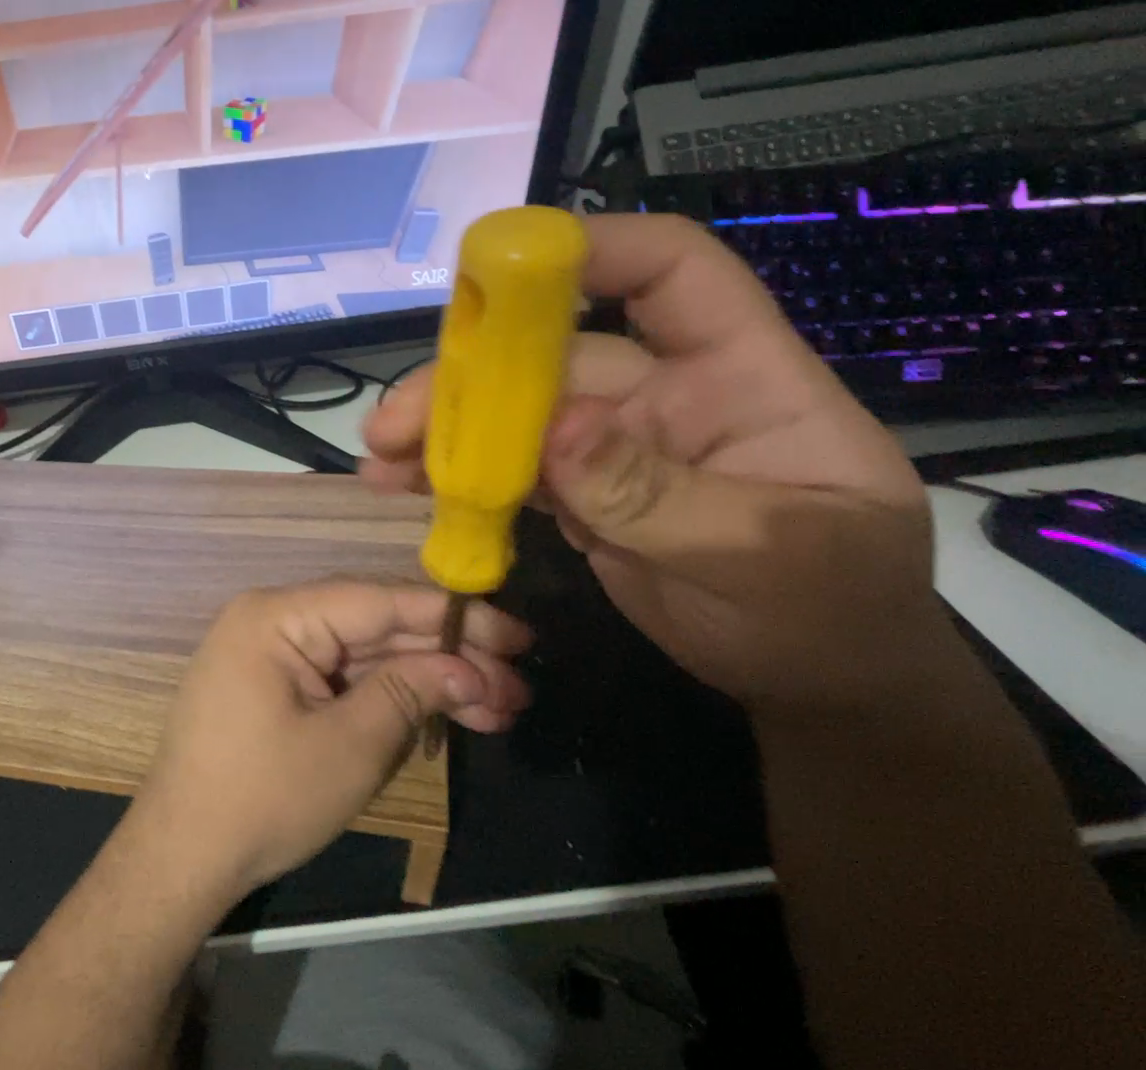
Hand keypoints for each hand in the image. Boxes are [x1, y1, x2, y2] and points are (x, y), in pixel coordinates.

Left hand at [122, 580, 531, 900]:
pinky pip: (340, 682)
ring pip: (363, 658)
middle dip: (448, 659)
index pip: (381, 601)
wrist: (183, 856)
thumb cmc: (264, 799)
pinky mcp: (272, 691)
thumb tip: (473, 666)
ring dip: (426, 683)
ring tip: (499, 711)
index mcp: (277, 617)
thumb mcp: (351, 745)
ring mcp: (269, 658)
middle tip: (518, 689)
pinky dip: (388, 700)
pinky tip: (443, 716)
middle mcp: (270, 623)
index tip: (519, 635)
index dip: (454, 618)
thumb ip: (411, 691)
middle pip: (376, 628)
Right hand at [362, 214, 934, 712]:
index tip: (498, 271)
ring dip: (446, 430)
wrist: (817, 677)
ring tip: (381, 461)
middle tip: (391, 424)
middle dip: (469, 378)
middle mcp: (666, 395)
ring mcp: (617, 448)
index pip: (668, 273)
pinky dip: (458, 480)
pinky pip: (510, 474)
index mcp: (738, 374)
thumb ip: (656, 494)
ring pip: (518, 415)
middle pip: (555, 356)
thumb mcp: (764, 554)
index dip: (590, 250)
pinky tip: (407, 490)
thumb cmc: (829, 607)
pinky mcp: (582, 498)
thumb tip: (556, 431)